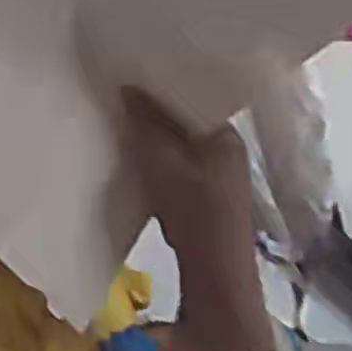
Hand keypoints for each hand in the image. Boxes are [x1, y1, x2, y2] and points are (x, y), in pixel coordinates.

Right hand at [121, 88, 252, 254]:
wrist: (215, 270)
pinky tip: (140, 155)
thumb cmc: (190, 206)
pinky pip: (182, 160)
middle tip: (122, 100)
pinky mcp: (211, 192)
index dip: (160, 88)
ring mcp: (222, 172)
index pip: (191, 97)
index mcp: (225, 135)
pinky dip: (162, 155)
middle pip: (185, 119)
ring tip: (125, 124)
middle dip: (154, 111)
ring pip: (182, 141)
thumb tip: (129, 86)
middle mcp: (229, 149)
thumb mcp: (158, 156)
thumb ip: (143, 120)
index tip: (130, 80)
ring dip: (156, 135)